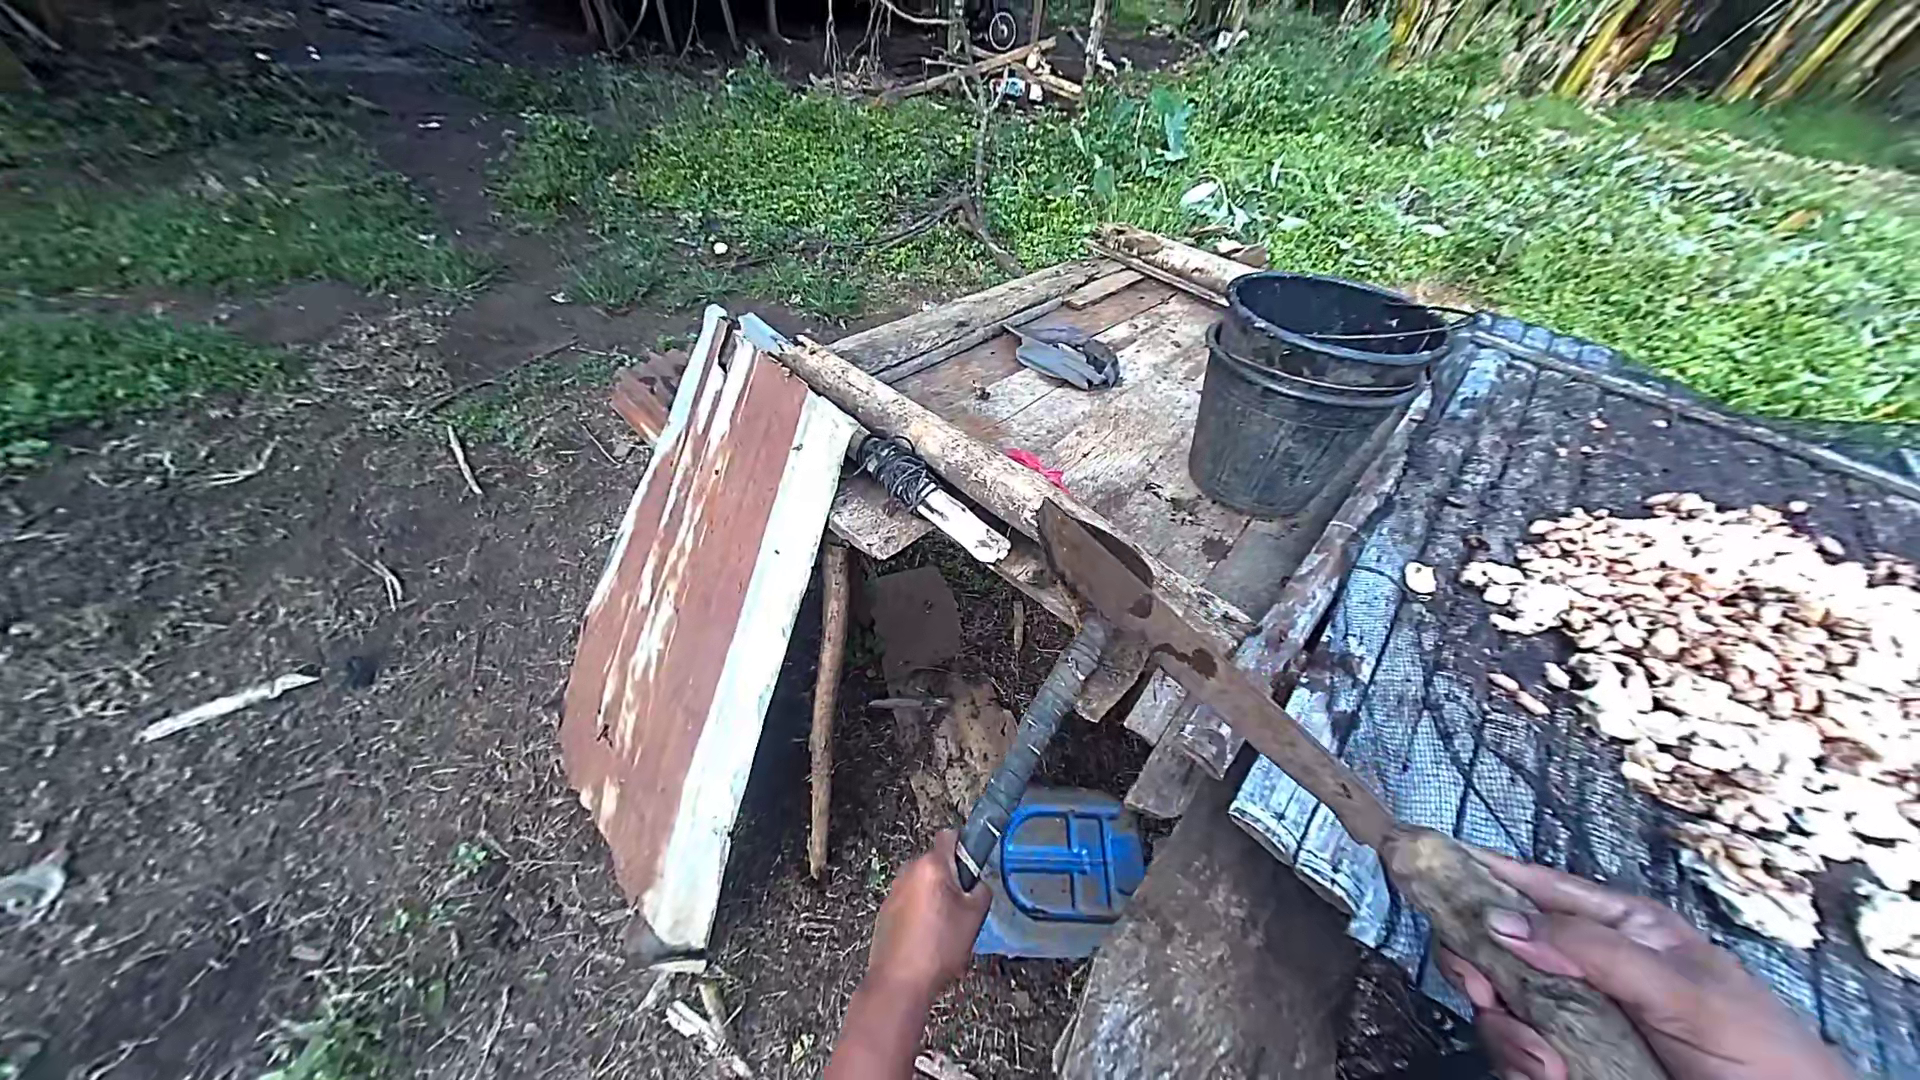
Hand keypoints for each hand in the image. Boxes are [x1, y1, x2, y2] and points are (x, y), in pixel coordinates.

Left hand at [865, 830, 993, 999]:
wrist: (899, 983)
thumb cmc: (939, 947)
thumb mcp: (974, 918)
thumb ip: (981, 891)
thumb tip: (977, 885)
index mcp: (932, 865)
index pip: (949, 836)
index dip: (964, 846)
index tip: (972, 866)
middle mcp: (909, 870)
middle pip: (936, 863)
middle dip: (950, 879)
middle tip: (963, 907)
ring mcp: (894, 890)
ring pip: (923, 883)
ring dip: (934, 896)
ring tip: (945, 928)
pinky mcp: (885, 910)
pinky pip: (909, 900)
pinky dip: (919, 911)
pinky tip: (926, 938)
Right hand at [1436, 852, 1851, 1079]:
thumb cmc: (1764, 1060)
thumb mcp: (1688, 993)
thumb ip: (1590, 947)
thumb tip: (1493, 918)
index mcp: (1608, 924)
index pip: (1521, 879)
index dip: (1466, 864)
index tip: (1412, 856)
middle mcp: (1573, 960)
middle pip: (1486, 937)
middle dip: (1472, 962)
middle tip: (1480, 989)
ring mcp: (1565, 1012)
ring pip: (1490, 995)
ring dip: (1504, 1028)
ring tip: (1546, 1064)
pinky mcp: (1561, 1057)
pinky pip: (1510, 1047)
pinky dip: (1518, 1062)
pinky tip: (1550, 1076)